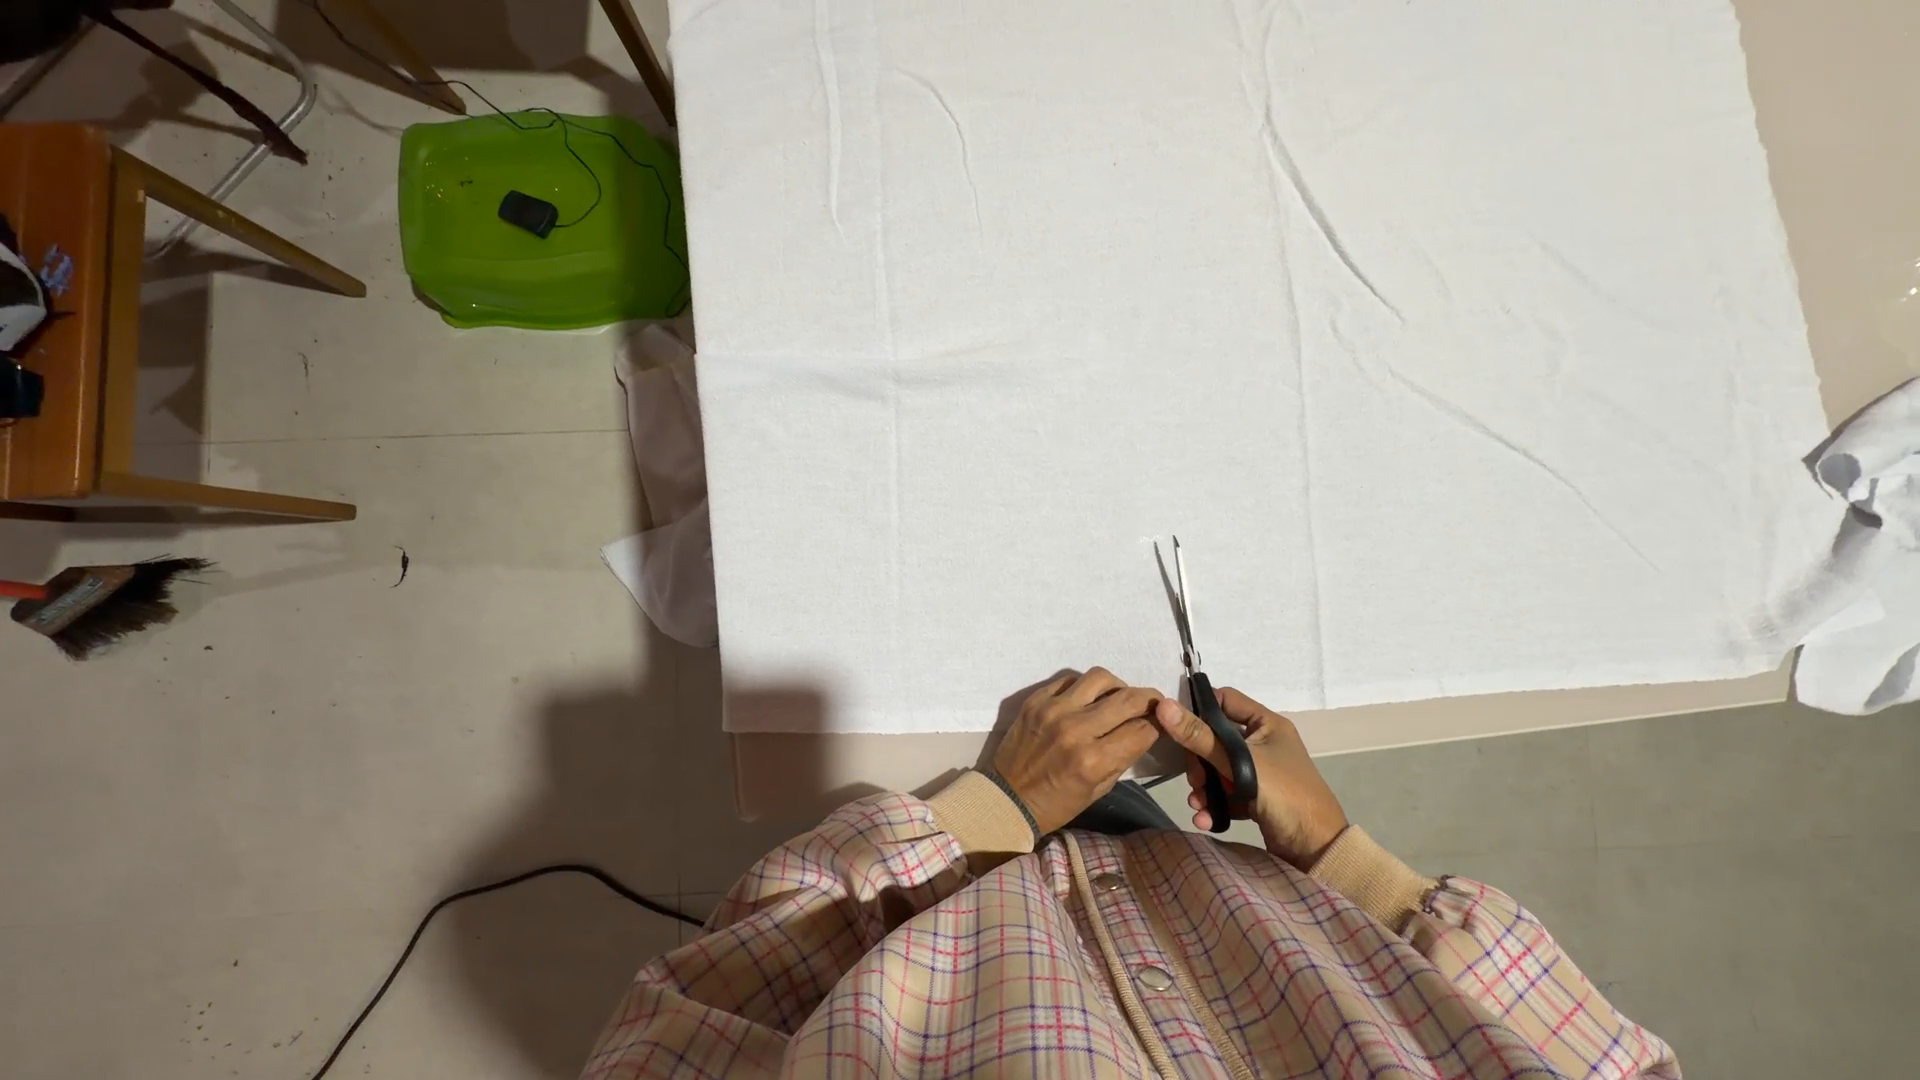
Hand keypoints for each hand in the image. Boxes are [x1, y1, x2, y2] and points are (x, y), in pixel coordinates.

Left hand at [990, 669, 1162, 835]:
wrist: (1007, 798)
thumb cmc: (1056, 803)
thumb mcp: (1099, 790)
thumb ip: (1123, 756)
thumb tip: (1144, 729)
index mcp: (1093, 760)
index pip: (1142, 729)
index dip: (1159, 724)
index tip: (1162, 722)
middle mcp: (1076, 729)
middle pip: (1127, 699)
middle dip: (1148, 699)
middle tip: (1152, 703)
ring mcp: (1053, 710)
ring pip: (1099, 678)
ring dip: (1116, 686)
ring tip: (1116, 698)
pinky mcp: (1035, 700)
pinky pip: (1070, 680)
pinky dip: (1085, 687)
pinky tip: (1087, 699)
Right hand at [1153, 687, 1347, 867]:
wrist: (1316, 850)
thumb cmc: (1285, 794)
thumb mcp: (1240, 763)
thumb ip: (1200, 736)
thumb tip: (1163, 705)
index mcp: (1267, 724)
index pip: (1225, 700)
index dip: (1200, 708)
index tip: (1175, 724)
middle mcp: (1262, 743)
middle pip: (1215, 738)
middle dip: (1198, 761)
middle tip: (1193, 779)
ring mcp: (1259, 771)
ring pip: (1216, 768)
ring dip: (1203, 786)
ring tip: (1198, 803)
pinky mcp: (1255, 797)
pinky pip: (1225, 792)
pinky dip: (1214, 803)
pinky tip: (1205, 818)